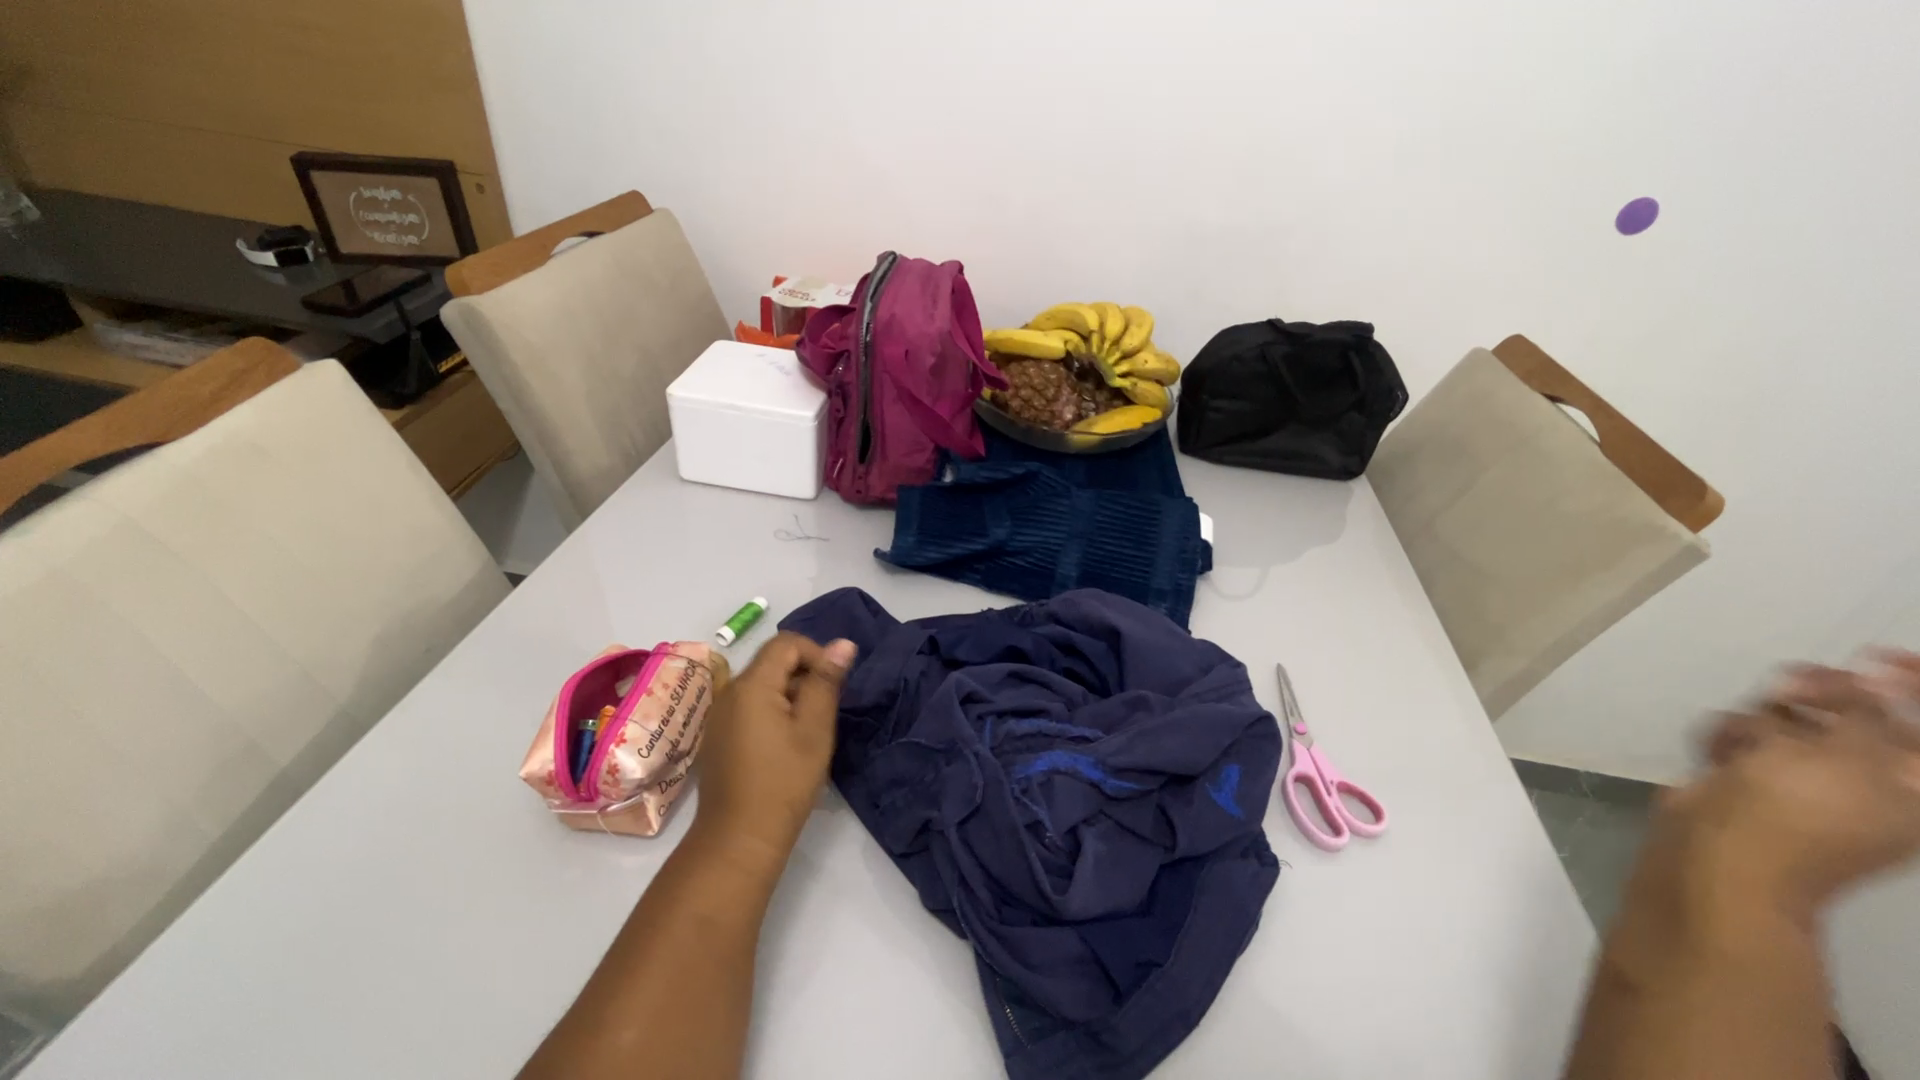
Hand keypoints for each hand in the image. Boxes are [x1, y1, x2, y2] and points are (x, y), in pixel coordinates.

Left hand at [693, 633, 856, 867]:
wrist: (739, 837)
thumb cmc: (784, 781)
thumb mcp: (814, 729)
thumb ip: (826, 682)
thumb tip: (842, 643)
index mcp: (751, 684)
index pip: (786, 643)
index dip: (816, 654)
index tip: (834, 686)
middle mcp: (729, 692)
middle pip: (771, 662)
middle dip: (804, 676)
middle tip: (825, 712)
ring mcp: (719, 716)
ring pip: (761, 685)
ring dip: (789, 696)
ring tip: (808, 732)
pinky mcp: (718, 737)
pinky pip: (749, 707)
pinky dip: (772, 713)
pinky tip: (784, 747)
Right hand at [1676, 651, 1919, 918]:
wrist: (1718, 856)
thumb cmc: (1798, 813)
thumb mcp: (1851, 756)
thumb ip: (1871, 710)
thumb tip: (1875, 673)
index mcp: (1914, 784)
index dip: (1910, 683)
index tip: (1875, 656)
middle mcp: (1869, 778)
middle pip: (1858, 711)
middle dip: (1822, 693)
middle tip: (1791, 685)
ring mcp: (1806, 778)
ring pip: (1793, 718)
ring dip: (1764, 720)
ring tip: (1745, 740)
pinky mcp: (1753, 776)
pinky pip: (1748, 737)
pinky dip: (1731, 738)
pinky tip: (1720, 752)